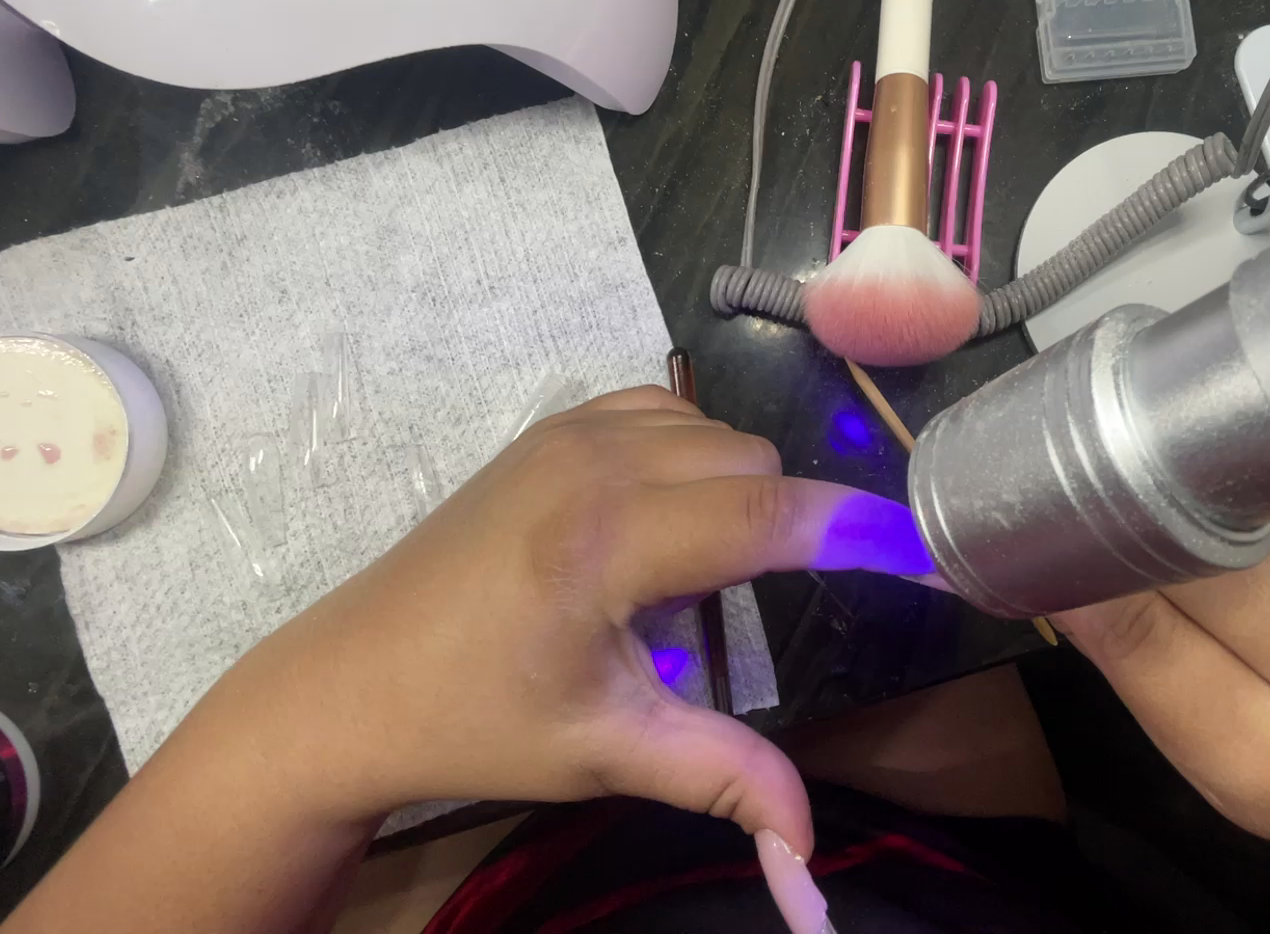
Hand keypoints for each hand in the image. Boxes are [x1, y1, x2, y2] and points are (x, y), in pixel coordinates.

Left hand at [187, 386, 931, 856]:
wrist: (350, 678)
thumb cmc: (480, 720)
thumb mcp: (608, 750)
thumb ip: (726, 781)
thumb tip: (814, 860)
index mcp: (610, 542)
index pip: (769, 515)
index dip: (857, 531)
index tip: (919, 553)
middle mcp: (598, 462)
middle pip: (755, 464)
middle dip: (782, 523)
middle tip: (739, 603)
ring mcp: (573, 431)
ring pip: (718, 432)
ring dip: (737, 489)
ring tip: (690, 564)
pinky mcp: (556, 425)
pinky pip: (669, 409)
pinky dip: (694, 451)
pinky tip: (662, 508)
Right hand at [1053, 498, 1269, 849]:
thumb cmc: (1268, 742)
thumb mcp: (1184, 733)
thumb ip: (1123, 648)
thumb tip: (1042, 554)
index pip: (1156, 651)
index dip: (1095, 584)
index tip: (1042, 533)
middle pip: (1219, 569)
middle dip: (1145, 516)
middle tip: (1083, 476)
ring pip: (1264, 509)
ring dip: (1197, 480)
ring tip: (1147, 460)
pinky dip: (1251, 466)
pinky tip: (1220, 469)